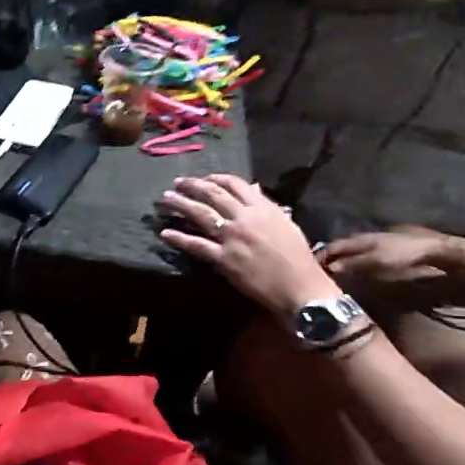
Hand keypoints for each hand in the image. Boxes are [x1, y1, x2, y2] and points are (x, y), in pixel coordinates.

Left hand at [158, 174, 337, 318]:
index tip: (203, 179)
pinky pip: (196, 245)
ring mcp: (232, 237)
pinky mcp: (223, 258)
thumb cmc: (297, 257)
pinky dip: (178, 238)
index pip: (234, 184)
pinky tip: (164, 233)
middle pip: (212, 195)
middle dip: (191, 186)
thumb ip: (267, 204)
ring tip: (164, 200)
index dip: (215, 179)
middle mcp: (244, 218)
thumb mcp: (286, 223)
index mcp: (262, 208)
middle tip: (176, 183)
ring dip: (180, 204)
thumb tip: (253, 187)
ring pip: (200, 214)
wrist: (300, 286)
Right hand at [322, 227, 459, 291]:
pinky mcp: (389, 259)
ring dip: (341, 269)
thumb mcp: (373, 262)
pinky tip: (354, 283)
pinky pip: (363, 265)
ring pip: (351, 258)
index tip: (305, 271)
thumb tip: (325, 270)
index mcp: (358, 239)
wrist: (440, 256)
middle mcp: (365, 241)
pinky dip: (354, 273)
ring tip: (331, 283)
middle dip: (327, 263)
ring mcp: (378, 249)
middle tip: (315, 278)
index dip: (318, 258)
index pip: (330, 247)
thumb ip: (349, 265)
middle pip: (340, 252)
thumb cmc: (403, 257)